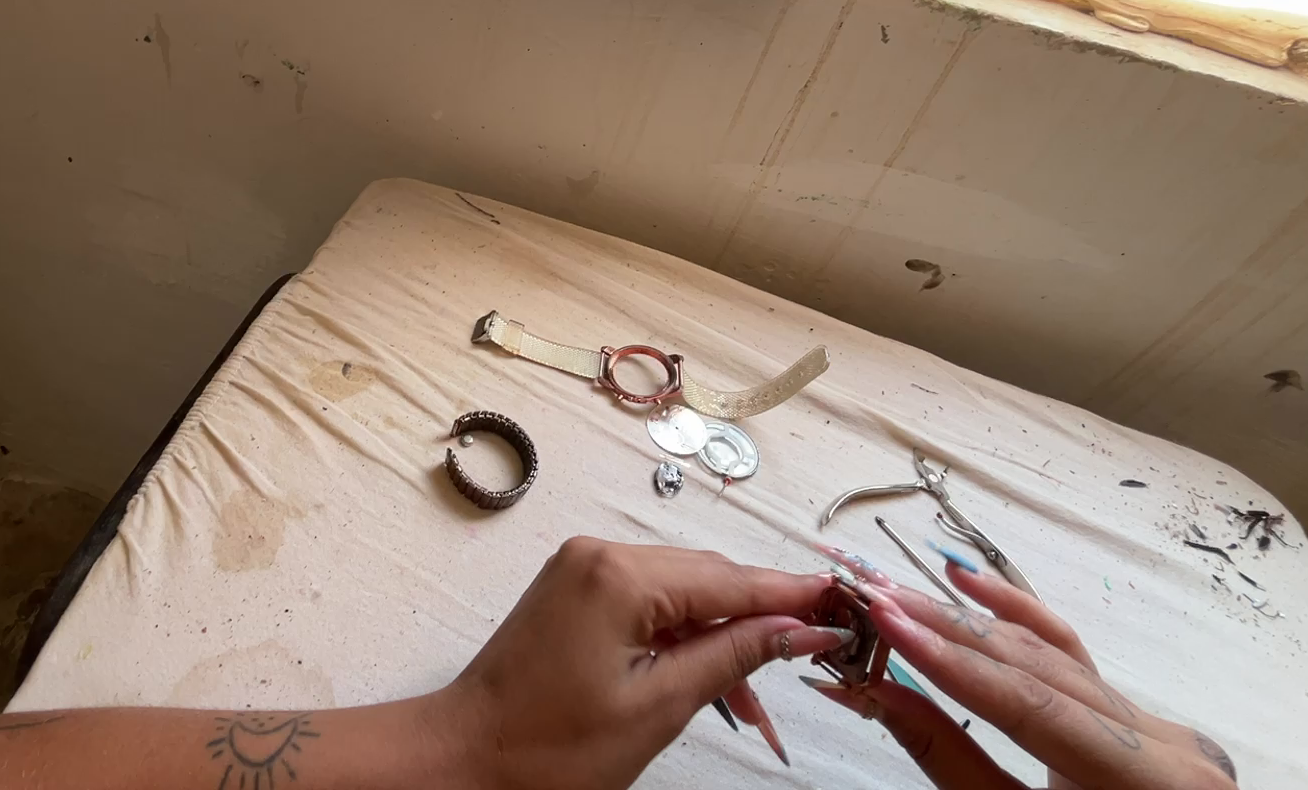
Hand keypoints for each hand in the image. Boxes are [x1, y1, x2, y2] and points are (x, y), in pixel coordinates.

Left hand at [432, 537, 850, 789]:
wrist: (470, 753)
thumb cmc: (553, 745)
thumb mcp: (659, 705)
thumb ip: (732, 655)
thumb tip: (795, 627)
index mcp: (617, 574)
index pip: (724, 578)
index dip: (785, 594)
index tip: (837, 601)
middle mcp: (598, 553)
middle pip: (701, 577)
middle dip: (754, 619)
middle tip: (809, 652)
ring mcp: (582, 566)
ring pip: (675, 590)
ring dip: (716, 635)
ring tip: (751, 700)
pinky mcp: (574, 586)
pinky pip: (644, 599)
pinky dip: (677, 633)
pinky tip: (704, 674)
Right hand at [807, 556, 1237, 788]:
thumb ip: (945, 754)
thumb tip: (869, 686)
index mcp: (1151, 781)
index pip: (1028, 701)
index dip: (948, 658)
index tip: (882, 617)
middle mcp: (1164, 740)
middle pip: (1030, 665)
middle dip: (941, 627)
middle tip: (870, 595)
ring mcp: (1151, 722)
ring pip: (1041, 652)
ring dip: (960, 619)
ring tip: (892, 591)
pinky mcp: (1129, 714)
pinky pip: (1068, 652)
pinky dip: (1013, 611)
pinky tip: (962, 578)